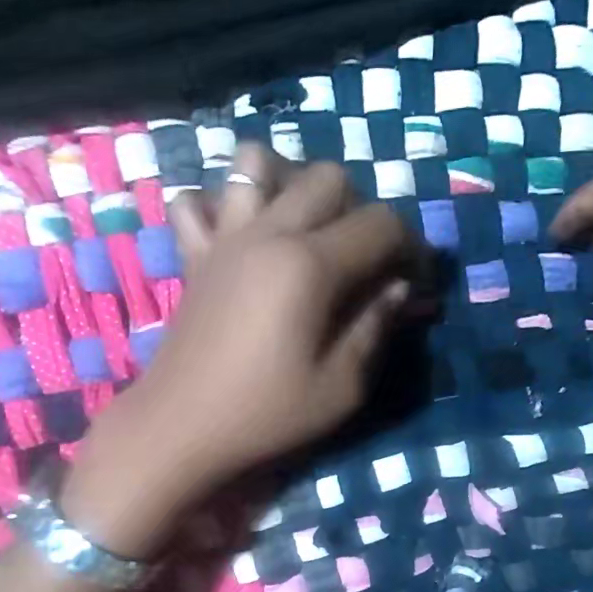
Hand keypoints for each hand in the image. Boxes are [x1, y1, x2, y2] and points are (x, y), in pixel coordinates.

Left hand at [63, 144, 414, 556]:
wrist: (181, 427)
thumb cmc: (266, 413)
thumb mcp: (341, 386)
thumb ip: (376, 327)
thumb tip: (398, 288)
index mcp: (311, 265)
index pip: (381, 223)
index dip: (409, 246)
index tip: (411, 281)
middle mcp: (268, 233)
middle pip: (327, 178)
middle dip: (359, 208)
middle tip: (362, 258)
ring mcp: (224, 237)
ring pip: (256, 164)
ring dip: (289, 183)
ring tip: (301, 229)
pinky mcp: (194, 253)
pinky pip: (196, 200)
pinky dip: (218, 205)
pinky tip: (236, 236)